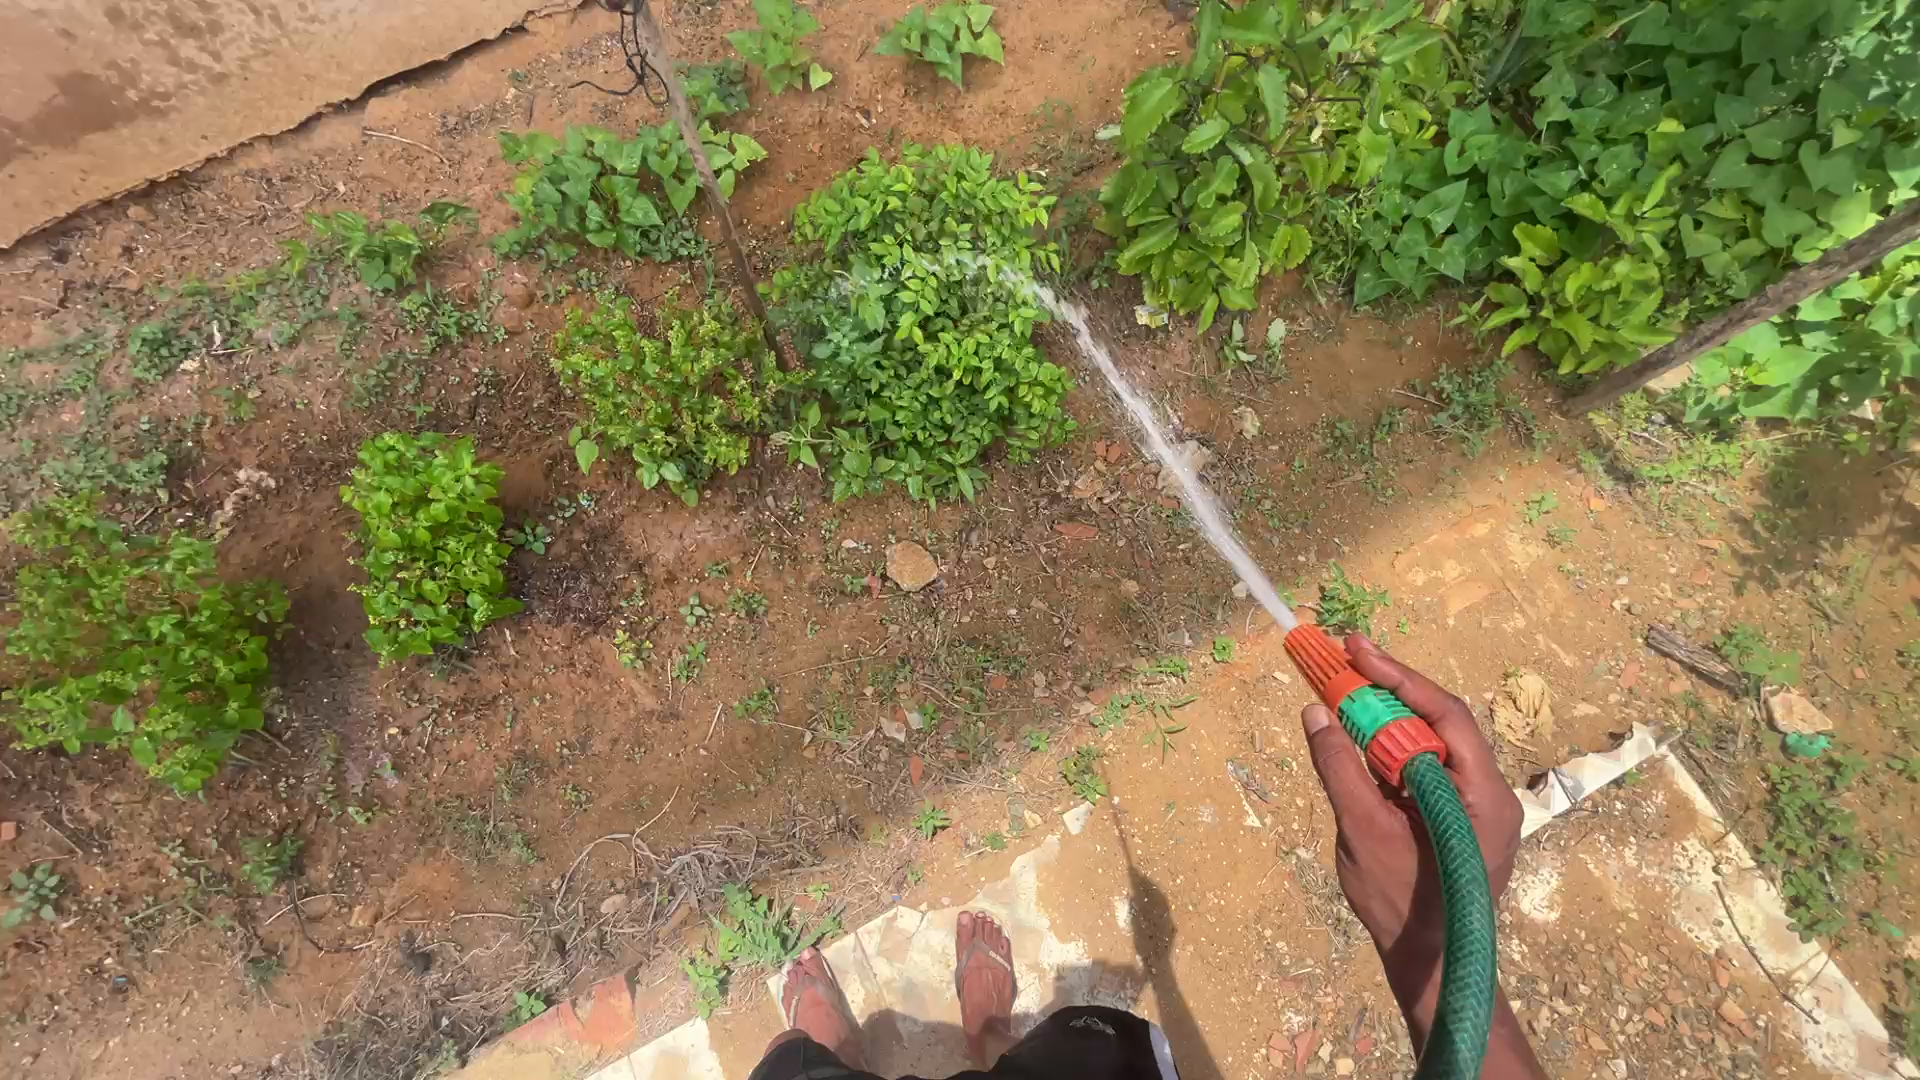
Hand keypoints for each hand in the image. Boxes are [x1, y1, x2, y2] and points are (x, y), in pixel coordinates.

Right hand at [1299, 633, 1523, 1042]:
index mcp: (1482, 795)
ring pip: (1426, 738)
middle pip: (1438, 720)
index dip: (1400, 677)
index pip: (1446, 715)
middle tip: (1345, 655)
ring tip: (1344, 683)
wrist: (1429, 962)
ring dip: (1384, 711)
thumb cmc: (1401, 901)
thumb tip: (1315, 711)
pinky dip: (1384, 741)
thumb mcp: (1362, 830)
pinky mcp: (1448, 811)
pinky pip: (1416, 761)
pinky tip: (1356, 729)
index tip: (1356, 649)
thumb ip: (1338, 768)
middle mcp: (1485, 791)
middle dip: (1389, 686)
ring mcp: (1468, 802)